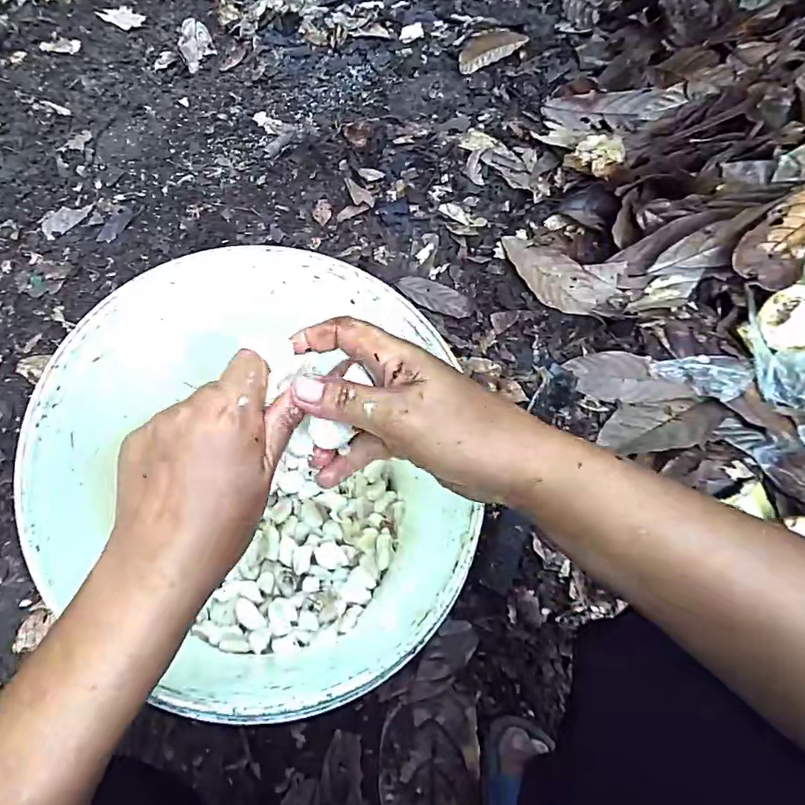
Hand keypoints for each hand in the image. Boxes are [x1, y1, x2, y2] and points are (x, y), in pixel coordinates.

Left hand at [110, 349, 304, 601]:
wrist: (158, 563)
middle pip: (222, 387)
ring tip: (206, 472)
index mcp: (229, 412)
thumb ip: (281, 424)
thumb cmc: (216, 529)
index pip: (250, 361)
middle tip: (239, 452)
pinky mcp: (136, 438)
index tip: (267, 405)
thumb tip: (298, 394)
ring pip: (194, 408)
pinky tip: (181, 478)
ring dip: (205, 427)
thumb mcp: (265, 475)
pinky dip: (177, 443)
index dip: (262, 380)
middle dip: (234, 410)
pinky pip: (167, 426)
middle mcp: (190, 408)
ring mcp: (158, 422)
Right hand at [289, 317, 561, 504]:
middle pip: (344, 374)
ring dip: (331, 432)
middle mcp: (398, 377)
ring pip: (353, 412)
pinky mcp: (409, 434)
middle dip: (317, 396)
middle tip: (296, 418)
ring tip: (314, 456)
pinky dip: (350, 454)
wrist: (515, 468)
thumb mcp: (398, 415)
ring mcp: (403, 406)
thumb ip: (347, 401)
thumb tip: (303, 386)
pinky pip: (369, 438)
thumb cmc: (471, 431)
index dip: (316, 336)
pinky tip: (334, 473)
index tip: (289, 353)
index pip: (348, 332)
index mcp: (397, 358)